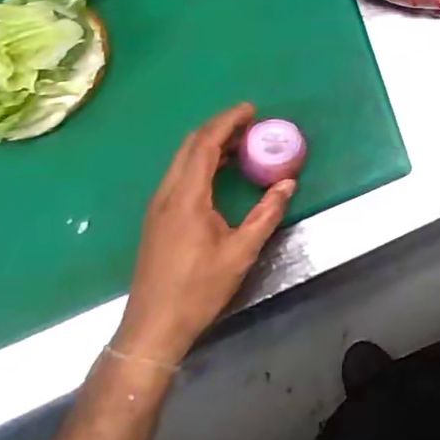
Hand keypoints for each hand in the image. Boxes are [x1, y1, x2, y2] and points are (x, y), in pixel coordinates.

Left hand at [114, 103, 295, 362]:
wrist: (152, 329)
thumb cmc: (197, 290)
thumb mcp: (240, 253)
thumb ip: (265, 214)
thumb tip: (287, 184)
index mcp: (186, 197)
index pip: (206, 144)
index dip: (228, 121)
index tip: (251, 110)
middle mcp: (167, 193)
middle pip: (191, 144)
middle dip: (220, 126)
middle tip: (250, 122)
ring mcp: (158, 205)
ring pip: (182, 158)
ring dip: (210, 142)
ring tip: (240, 142)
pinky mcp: (157, 217)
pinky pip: (179, 173)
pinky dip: (200, 160)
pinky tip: (220, 170)